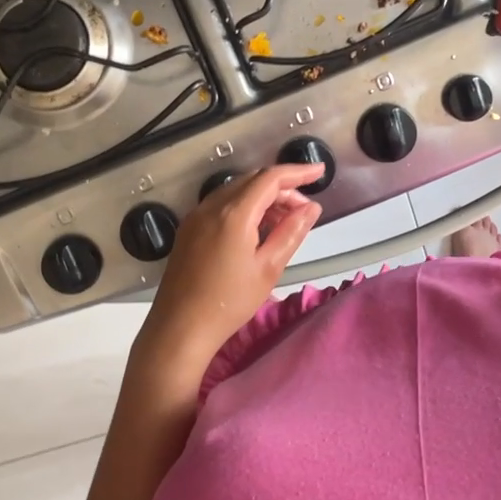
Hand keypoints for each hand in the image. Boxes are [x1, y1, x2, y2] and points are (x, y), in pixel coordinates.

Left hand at [135, 164, 324, 371]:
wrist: (180, 327)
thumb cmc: (229, 301)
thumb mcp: (268, 268)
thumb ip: (291, 232)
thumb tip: (311, 208)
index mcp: (234, 213)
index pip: (270, 178)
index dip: (297, 172)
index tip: (320, 172)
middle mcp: (211, 206)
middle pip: (252, 180)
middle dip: (282, 187)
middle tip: (304, 209)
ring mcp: (196, 216)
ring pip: (235, 191)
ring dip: (263, 197)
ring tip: (285, 221)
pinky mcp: (188, 229)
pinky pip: (221, 205)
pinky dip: (244, 207)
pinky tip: (257, 229)